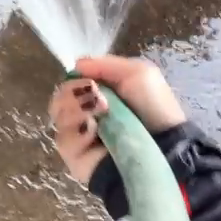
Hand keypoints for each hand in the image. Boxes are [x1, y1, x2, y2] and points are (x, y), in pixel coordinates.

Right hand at [47, 56, 186, 184]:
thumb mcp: (139, 73)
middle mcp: (85, 112)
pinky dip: (78, 131)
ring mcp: (78, 135)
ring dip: (76, 109)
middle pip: (60, 96)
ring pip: (58, 115)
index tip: (89, 80)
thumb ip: (105, 64)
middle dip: (73, 92)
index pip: (71, 81)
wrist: (163, 146)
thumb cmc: (155, 107)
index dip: (75, 78)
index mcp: (99, 93)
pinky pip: (64, 138)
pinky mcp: (74, 156)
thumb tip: (75, 66)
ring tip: (99, 114)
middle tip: (96, 96)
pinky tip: (93, 132)